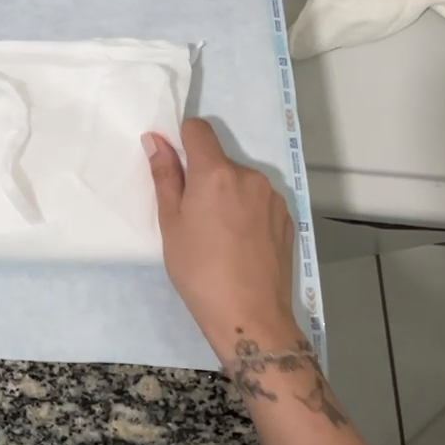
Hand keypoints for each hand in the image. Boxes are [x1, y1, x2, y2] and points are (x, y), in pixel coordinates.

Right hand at [146, 119, 299, 356]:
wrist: (249, 315)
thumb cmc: (198, 267)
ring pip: (239, 181)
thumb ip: (165, 175)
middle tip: (190, 214)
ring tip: (216, 233)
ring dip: (224, 193)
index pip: (198, 129)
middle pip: (218, 159)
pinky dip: (244, 210)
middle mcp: (250, 177)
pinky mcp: (287, 219)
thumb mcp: (170, 222)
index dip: (181, 140)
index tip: (173, 167)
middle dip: (202, 175)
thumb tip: (156, 140)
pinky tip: (237, 242)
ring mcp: (273, 198)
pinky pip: (257, 200)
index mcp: (217, 173)